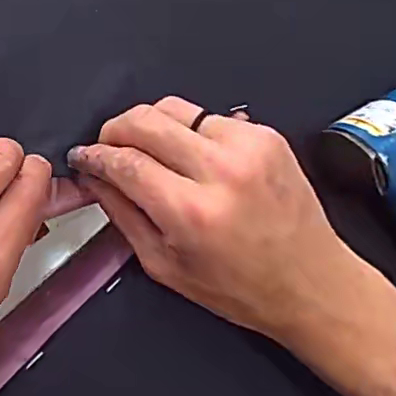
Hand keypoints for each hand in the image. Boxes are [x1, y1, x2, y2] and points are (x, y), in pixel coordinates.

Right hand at [70, 97, 364, 342]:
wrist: (311, 280)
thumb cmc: (241, 286)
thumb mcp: (166, 266)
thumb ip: (124, 215)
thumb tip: (96, 177)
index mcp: (193, 212)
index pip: (126, 161)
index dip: (96, 154)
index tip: (84, 155)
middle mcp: (221, 170)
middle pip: (147, 119)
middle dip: (116, 127)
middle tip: (109, 143)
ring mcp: (248, 145)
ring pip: (176, 108)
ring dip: (154, 126)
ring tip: (152, 151)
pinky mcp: (266, 133)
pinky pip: (209, 115)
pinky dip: (192, 131)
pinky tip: (194, 155)